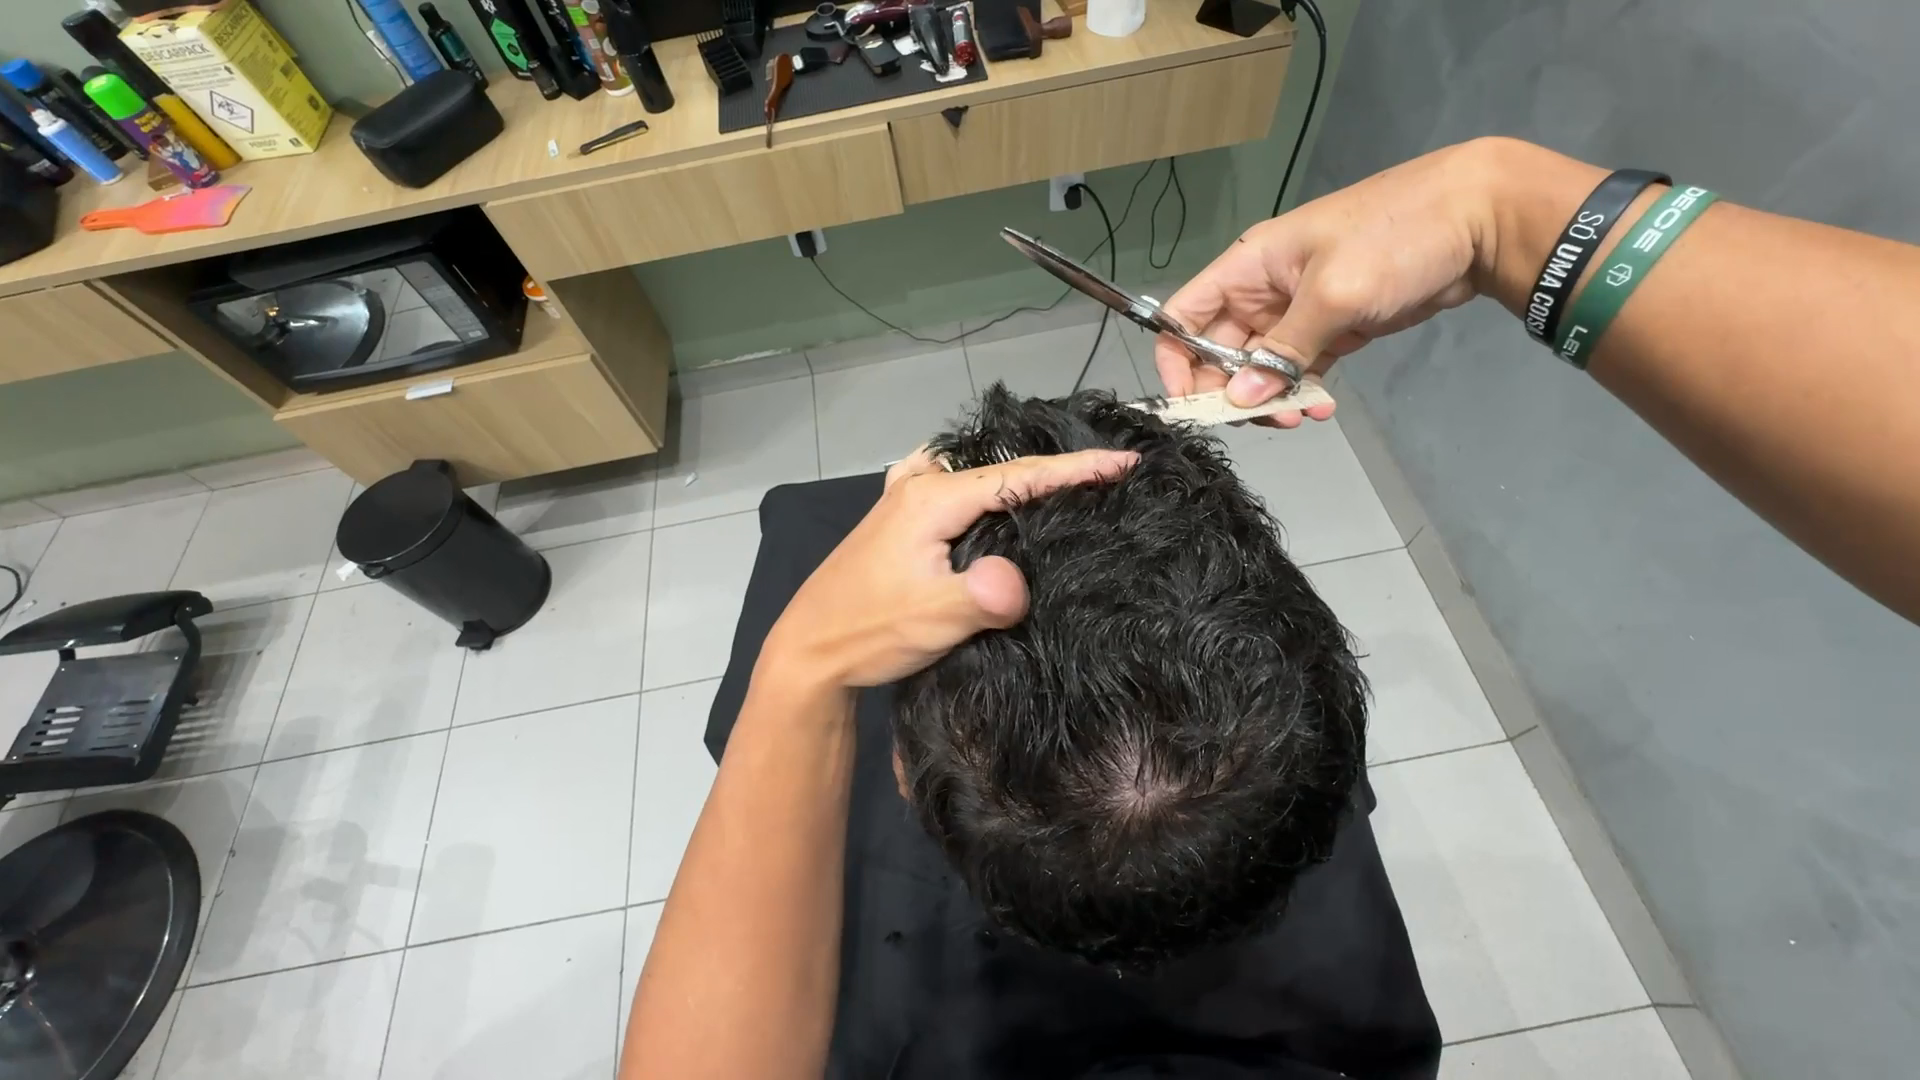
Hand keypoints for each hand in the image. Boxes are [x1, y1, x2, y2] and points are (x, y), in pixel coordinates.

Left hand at [759, 447, 1137, 690]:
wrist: (810, 650)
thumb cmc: (867, 631)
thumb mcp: (930, 618)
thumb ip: (980, 596)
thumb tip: (1020, 582)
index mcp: (932, 499)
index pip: (1019, 476)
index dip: (1076, 468)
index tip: (1126, 462)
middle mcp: (919, 486)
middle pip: (1001, 469)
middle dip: (1055, 470)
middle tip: (1107, 477)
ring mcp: (904, 500)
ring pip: (976, 476)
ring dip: (1019, 478)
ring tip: (1064, 484)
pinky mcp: (899, 522)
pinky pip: (952, 488)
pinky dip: (982, 487)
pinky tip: (989, 499)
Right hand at [1155, 139, 1510, 424]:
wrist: (1482, 218)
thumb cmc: (1395, 237)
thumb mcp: (1332, 293)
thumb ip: (1282, 351)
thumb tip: (1238, 400)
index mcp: (1247, 269)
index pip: (1183, 318)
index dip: (1175, 360)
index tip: (1191, 402)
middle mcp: (1260, 294)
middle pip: (1216, 353)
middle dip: (1232, 392)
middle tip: (1260, 420)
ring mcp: (1294, 314)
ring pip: (1258, 370)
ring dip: (1271, 399)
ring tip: (1301, 416)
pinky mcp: (1328, 330)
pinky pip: (1298, 371)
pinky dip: (1304, 393)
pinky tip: (1322, 408)